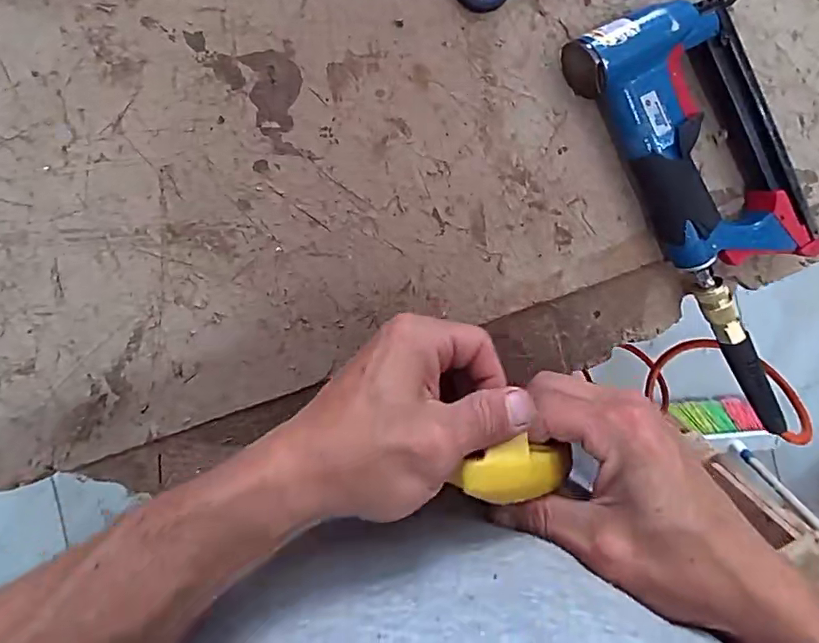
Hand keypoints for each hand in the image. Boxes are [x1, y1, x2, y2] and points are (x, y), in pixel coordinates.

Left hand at [270, 313, 533, 522]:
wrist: (291, 482)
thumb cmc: (367, 456)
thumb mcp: (439, 441)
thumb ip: (488, 418)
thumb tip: (527, 404)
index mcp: (418, 335)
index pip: (481, 346)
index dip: (495, 386)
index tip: (493, 428)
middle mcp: (401, 336)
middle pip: (461, 361)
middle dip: (473, 403)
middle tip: (473, 444)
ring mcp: (383, 359)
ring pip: (441, 380)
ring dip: (452, 414)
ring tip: (447, 453)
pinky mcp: (371, 385)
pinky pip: (417, 391)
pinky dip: (429, 417)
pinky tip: (420, 451)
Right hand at [495, 372, 818, 641]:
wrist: (741, 574)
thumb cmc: (682, 562)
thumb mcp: (602, 544)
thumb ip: (543, 513)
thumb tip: (497, 501)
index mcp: (619, 424)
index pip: (542, 400)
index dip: (509, 429)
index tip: (490, 459)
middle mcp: (631, 403)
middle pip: (554, 385)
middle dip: (524, 420)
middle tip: (510, 466)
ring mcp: (642, 409)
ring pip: (573, 393)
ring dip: (548, 423)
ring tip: (537, 471)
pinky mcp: (647, 423)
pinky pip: (594, 407)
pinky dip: (571, 427)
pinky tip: (569, 468)